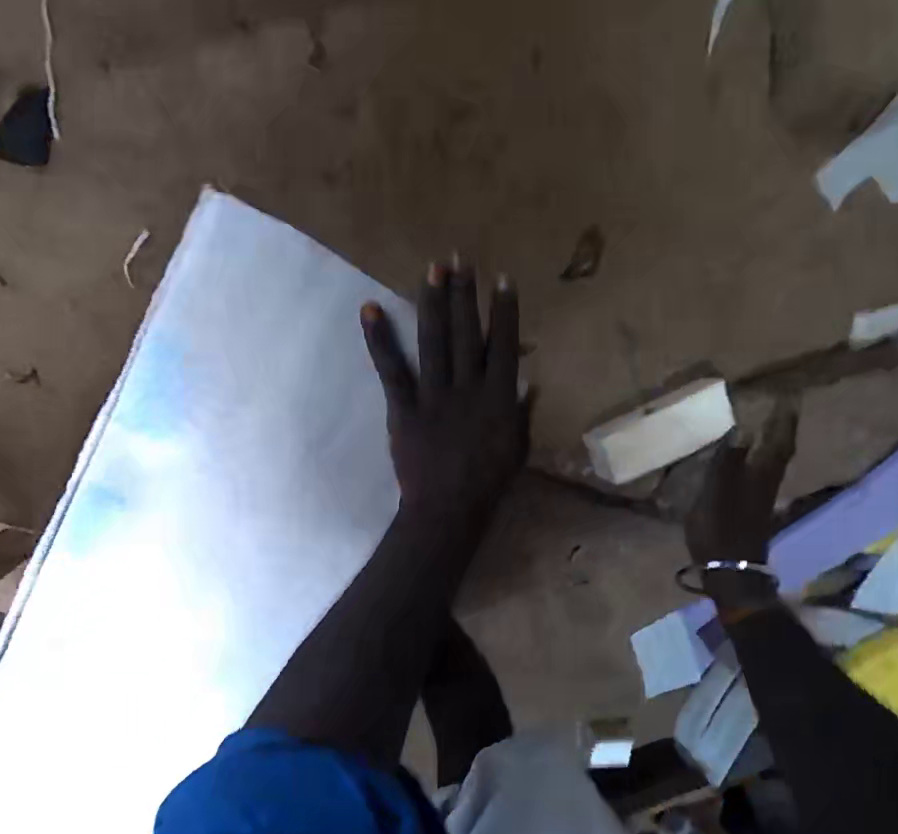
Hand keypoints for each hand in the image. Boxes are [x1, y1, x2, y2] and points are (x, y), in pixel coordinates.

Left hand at [362, 258, 528, 527]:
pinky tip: (369, 309)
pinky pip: (392, 370)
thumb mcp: (518, 449)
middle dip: (465, 293)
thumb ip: (522, 414)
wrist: (450, 509)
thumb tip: (528, 383)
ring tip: (432, 270)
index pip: (504, 344)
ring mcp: (434, 396)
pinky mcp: (404, 409)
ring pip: (434, 341)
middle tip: (459, 259)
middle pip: (467, 333)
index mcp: (499, 398)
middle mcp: (468, 388)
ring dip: (433, 302)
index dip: (503, 310)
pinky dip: (379, 340)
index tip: (502, 279)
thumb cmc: (489, 483)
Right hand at [685, 401, 796, 600]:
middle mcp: (766, 484)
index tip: (789, 397)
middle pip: (780, 452)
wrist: (730, 571)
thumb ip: (728, 460)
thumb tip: (743, 427)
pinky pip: (760, 478)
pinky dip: (758, 464)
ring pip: (772, 465)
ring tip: (766, 430)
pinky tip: (749, 465)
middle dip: (781, 430)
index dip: (783, 420)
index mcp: (760, 475)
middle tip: (781, 409)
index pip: (779, 441)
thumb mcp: (717, 492)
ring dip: (772, 446)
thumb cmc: (721, 529)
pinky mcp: (753, 513)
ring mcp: (761, 501)